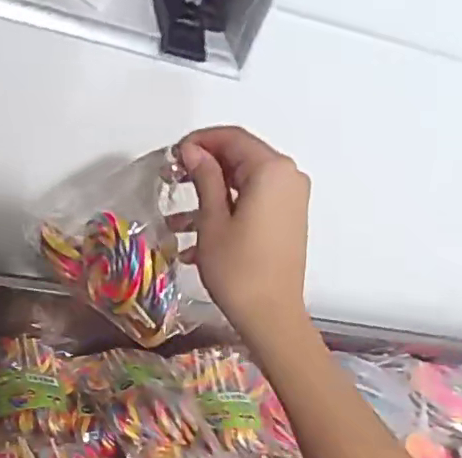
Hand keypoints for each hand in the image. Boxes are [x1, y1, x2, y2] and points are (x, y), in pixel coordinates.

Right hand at [174, 127, 311, 336]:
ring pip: (244, 187)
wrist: (270, 315)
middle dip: (204, 170)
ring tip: (174, 222)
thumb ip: (205, 180)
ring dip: (210, 198)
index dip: (200, 142)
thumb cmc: (238, 270)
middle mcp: (287, 177)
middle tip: (171, 182)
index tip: (172, 155)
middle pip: (240, 160)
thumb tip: (193, 151)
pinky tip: (195, 241)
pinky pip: (253, 206)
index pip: (232, 139)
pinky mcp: (286, 223)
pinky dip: (226, 214)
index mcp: (271, 170)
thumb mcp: (212, 223)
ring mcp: (290, 201)